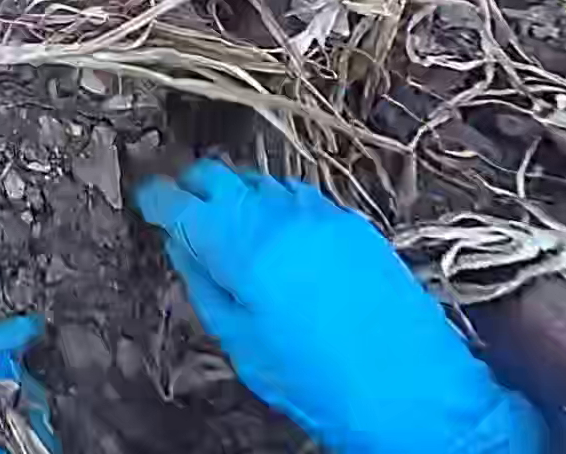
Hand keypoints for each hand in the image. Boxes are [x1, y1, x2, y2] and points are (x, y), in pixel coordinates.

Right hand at [136, 160, 545, 453]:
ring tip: (231, 224)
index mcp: (238, 244)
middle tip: (183, 209)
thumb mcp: (243, 343)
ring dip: (231, 192)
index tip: (144, 199)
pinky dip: (270, 201)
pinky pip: (289, 190)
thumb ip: (202, 283)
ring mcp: (310, 206)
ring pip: (251, 176)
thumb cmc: (319, 381)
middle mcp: (271, 210)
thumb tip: (178, 241)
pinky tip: (276, 231)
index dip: (153, 196)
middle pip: (212, 172)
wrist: (420, 394)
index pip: (176, 200)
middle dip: (189, 185)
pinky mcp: (342, 213)